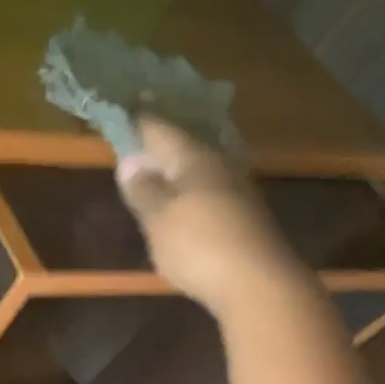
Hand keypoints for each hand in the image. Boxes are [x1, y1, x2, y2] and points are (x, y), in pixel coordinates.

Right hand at [116, 116, 312, 315]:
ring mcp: (234, 189)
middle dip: (164, 135)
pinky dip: (190, 183)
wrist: (255, 281)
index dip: (143, 118)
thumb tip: (130, 161)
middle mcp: (219, 165)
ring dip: (179, 160)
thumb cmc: (199, 245)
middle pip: (186, 144)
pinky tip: (182, 191)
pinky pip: (208, 186)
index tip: (129, 102)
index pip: (163, 130)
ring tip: (158, 158)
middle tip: (144, 124)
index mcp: (195, 159)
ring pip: (200, 165)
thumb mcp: (159, 219)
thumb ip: (144, 190)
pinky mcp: (240, 214)